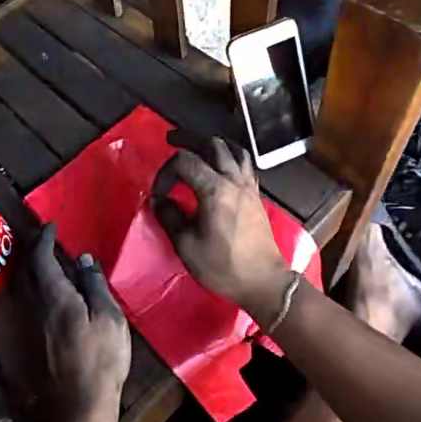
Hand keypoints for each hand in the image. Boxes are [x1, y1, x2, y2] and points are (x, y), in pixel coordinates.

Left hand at [26, 223, 132, 417]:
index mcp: (56, 298)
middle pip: (24, 271)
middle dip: (32, 250)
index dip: (42, 239)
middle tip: (47, 240)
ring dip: (31, 268)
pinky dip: (35, 286)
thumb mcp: (109, 317)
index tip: (51, 226)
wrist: (81, 404)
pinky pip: (29, 301)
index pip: (40, 259)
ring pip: (23, 287)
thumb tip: (82, 259)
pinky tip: (51, 292)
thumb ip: (94, 286)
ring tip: (50, 261)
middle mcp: (37, 308)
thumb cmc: (101, 358)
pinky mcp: (34, 340)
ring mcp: (32, 326)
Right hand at [151, 133, 293, 314]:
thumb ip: (170, 217)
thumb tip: (158, 200)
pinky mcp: (256, 195)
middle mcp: (234, 180)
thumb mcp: (187, 246)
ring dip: (212, 144)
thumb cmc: (223, 266)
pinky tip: (221, 166)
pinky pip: (244, 164)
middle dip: (189, 140)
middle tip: (171, 140)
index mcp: (215, 189)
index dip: (165, 172)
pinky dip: (230, 156)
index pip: (185, 161)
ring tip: (198, 147)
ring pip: (233, 149)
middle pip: (212, 144)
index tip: (158, 193)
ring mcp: (248, 186)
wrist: (263, 281)